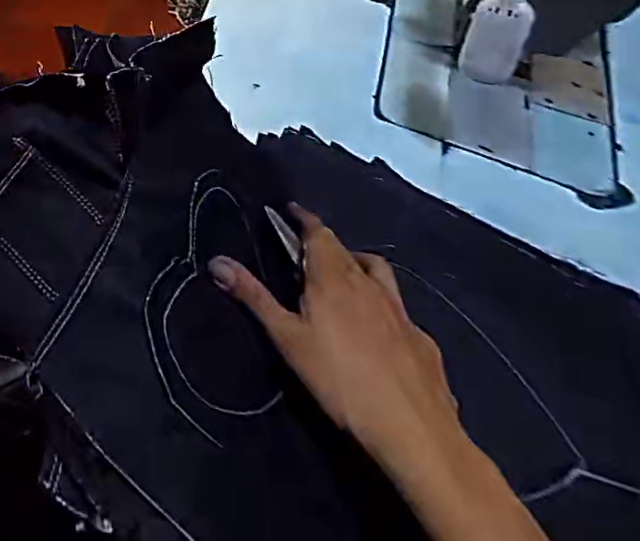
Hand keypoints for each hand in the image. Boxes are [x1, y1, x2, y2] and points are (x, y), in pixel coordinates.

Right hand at [209, 204, 456, 466]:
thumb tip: (218, 261)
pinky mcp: (421, 337)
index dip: (304, 219)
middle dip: (324, 243)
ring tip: (344, 277)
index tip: (291, 210)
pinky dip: (382, 305)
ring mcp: (399, 310)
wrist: (414, 428)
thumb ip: (254, 297)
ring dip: (357, 264)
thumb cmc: (340, 379)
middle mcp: (368, 284)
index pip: (318, 233)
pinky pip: (398, 308)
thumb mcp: (288, 339)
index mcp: (333, 278)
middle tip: (305, 253)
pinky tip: (378, 328)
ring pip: (377, 271)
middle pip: (344, 249)